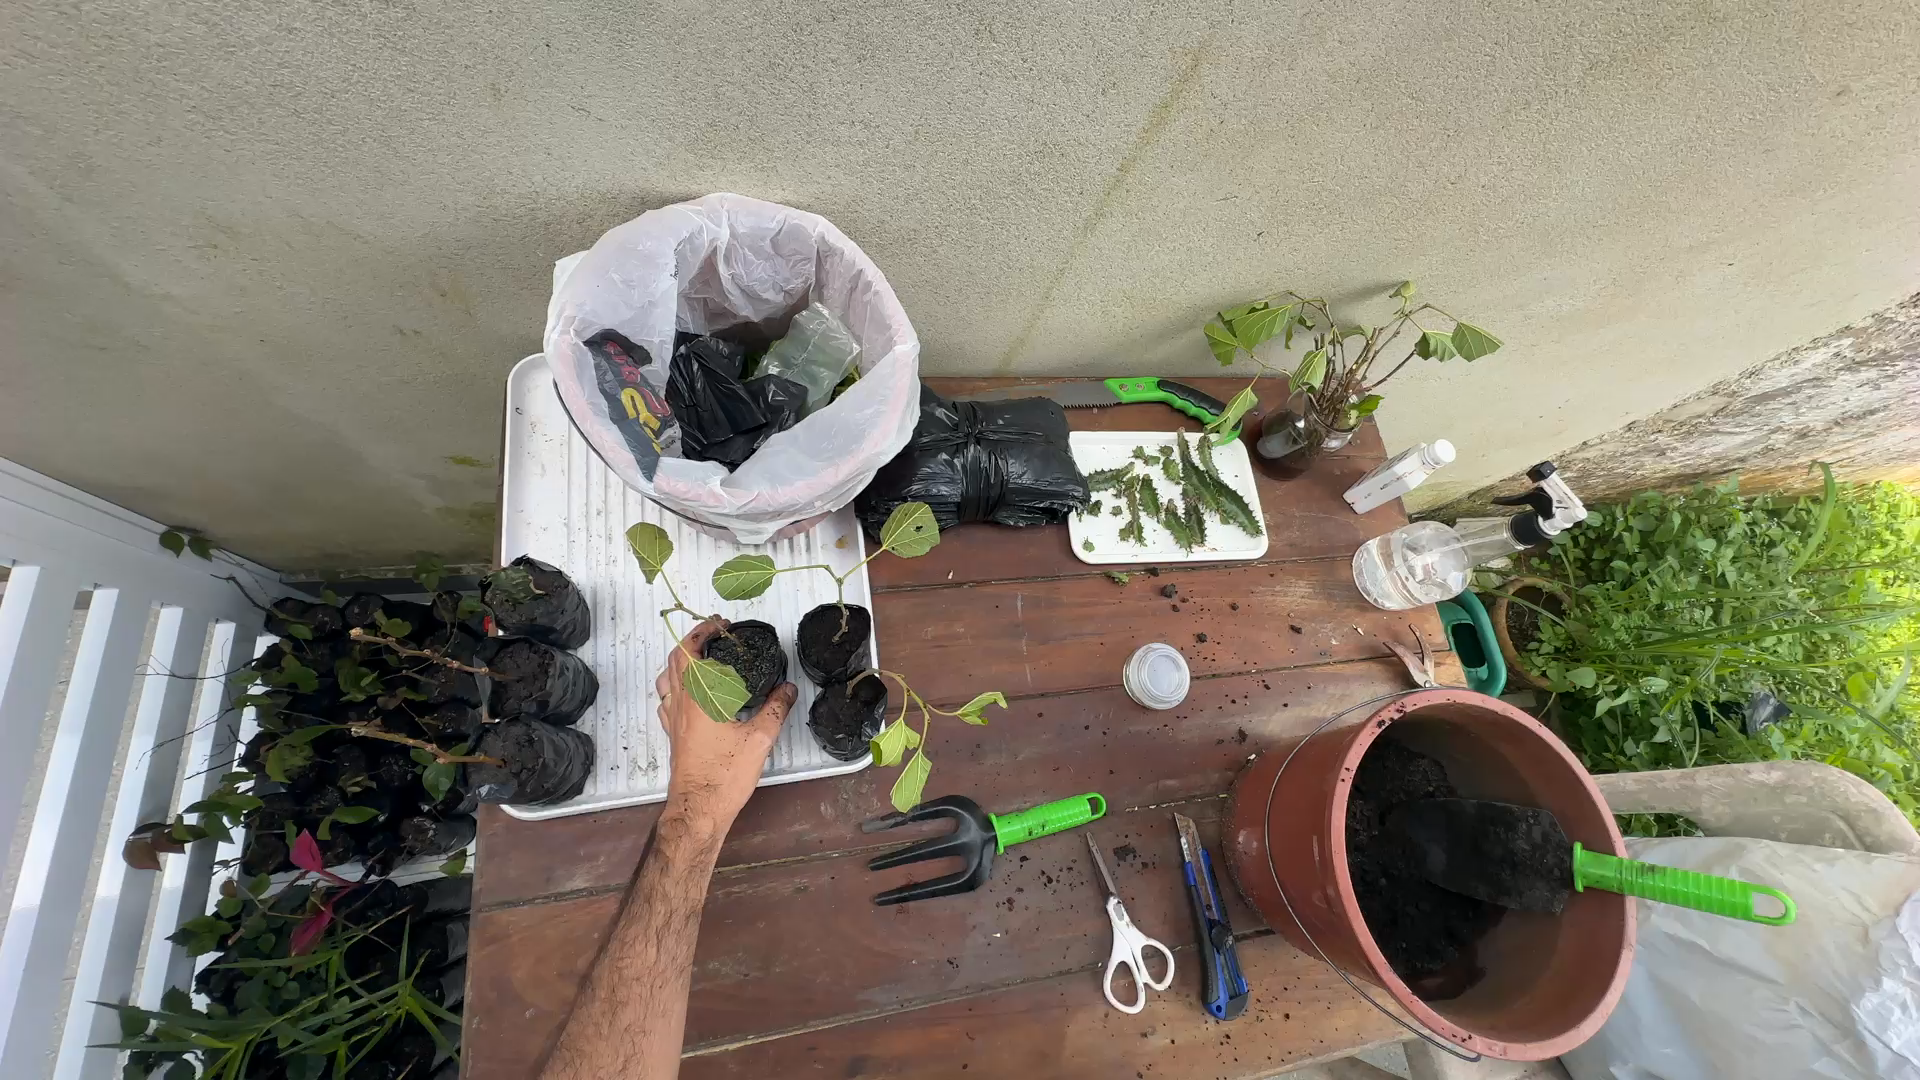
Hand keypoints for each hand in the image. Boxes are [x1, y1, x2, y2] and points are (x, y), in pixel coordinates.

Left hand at [657, 618, 796, 833]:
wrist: (698, 811)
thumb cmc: (724, 775)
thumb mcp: (760, 739)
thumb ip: (776, 708)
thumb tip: (789, 687)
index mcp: (697, 698)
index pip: (689, 652)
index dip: (703, 632)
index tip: (723, 625)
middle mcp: (680, 704)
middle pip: (674, 660)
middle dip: (693, 641)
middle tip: (717, 635)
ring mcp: (673, 720)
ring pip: (666, 680)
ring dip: (681, 662)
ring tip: (704, 659)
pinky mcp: (673, 735)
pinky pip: (668, 700)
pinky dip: (678, 686)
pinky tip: (696, 694)